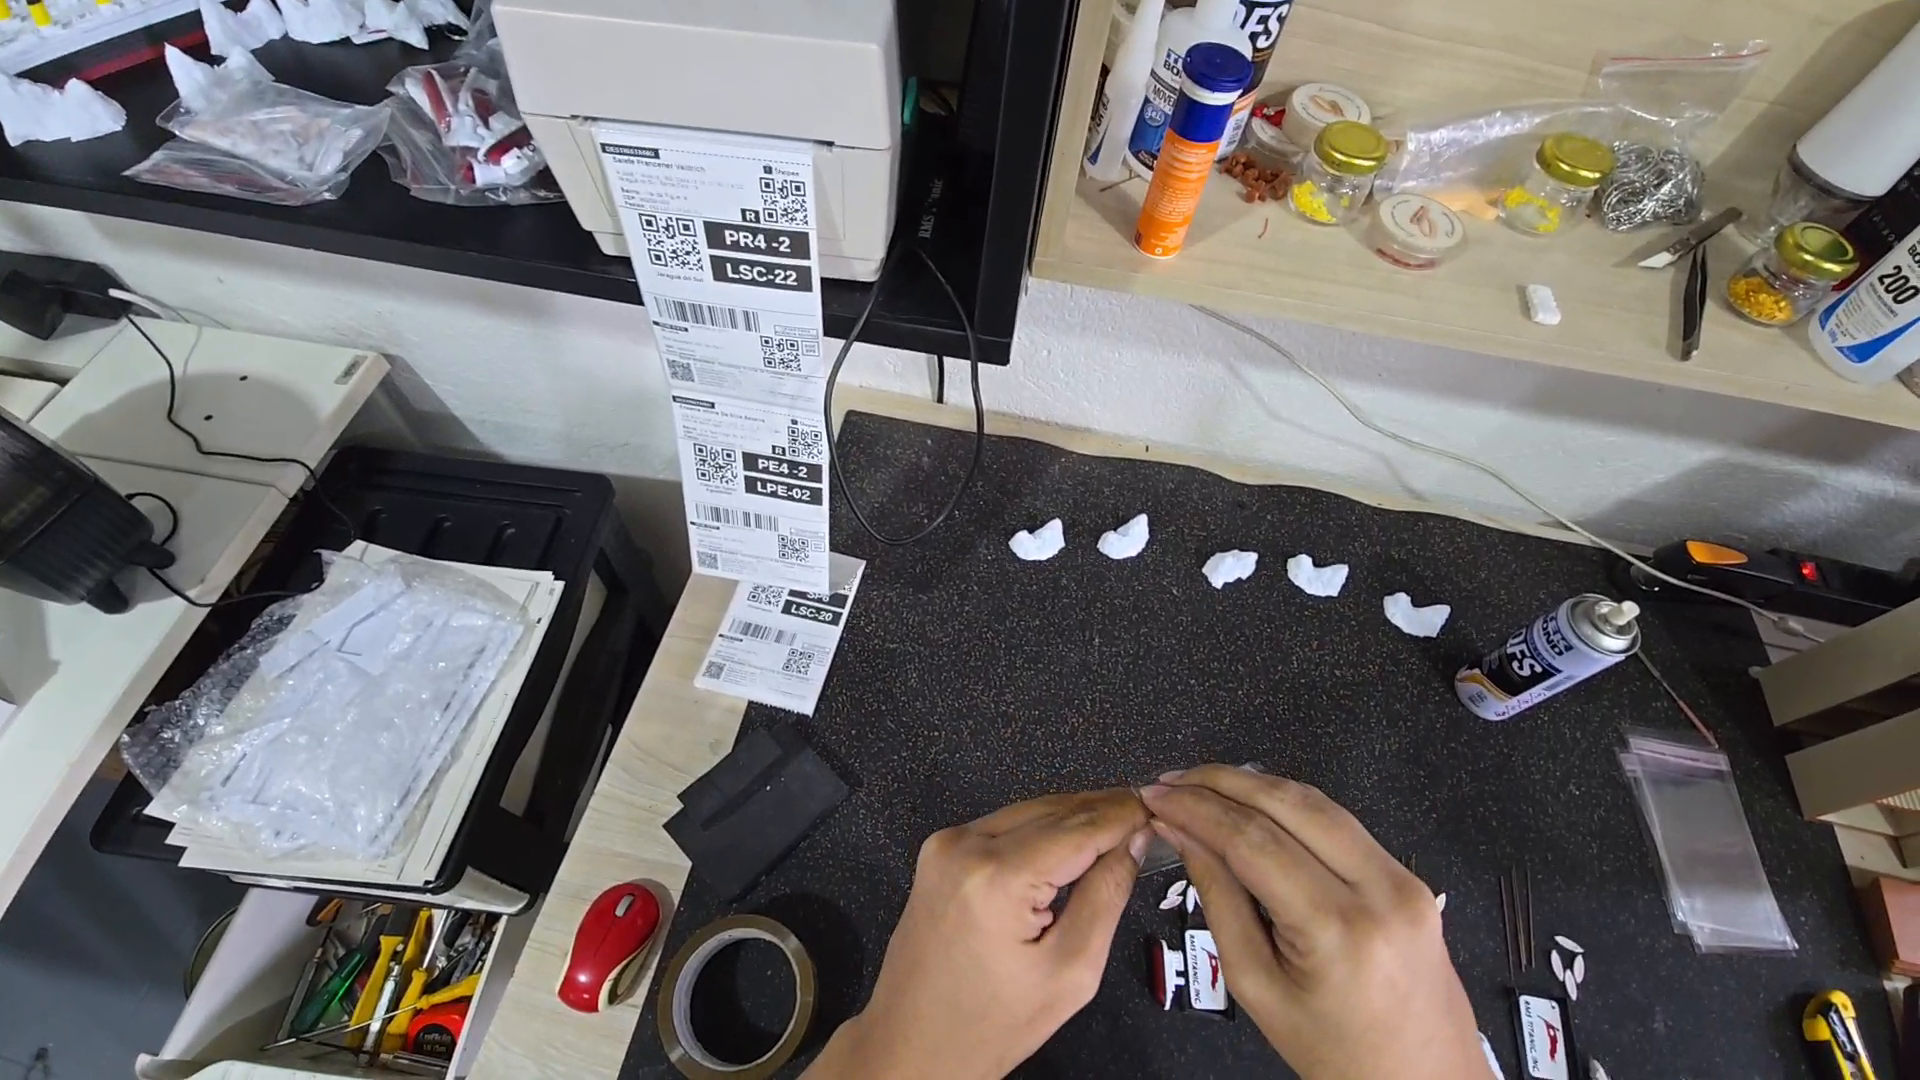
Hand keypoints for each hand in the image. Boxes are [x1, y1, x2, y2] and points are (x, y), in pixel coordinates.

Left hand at [804, 789, 1149, 1079]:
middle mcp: (966, 845)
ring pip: (1028, 810)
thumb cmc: (992, 1024)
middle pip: (1052, 810)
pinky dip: (1042, 826)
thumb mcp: (1069, 974)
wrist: (911, 1043)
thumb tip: (1132, 841)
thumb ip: (1105, 897)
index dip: (1121, 814)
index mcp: (997, 878)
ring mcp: (947, 842)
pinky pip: (1004, 824)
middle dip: (1102, 809)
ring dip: (1074, 814)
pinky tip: (1072, 836)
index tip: (1158, 809)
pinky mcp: (940, 848)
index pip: (1077, 828)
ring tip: (1119, 822)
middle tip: (1146, 812)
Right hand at [1141, 766, 1483, 1079]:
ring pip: (1314, 801)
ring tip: (1199, 783)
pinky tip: (1248, 800)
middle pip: (1286, 804)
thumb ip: (1218, 898)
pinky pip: (1336, 820)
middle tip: (1170, 780)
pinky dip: (1284, 802)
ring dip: (1250, 782)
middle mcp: (1381, 890)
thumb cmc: (1334, 1054)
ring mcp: (1403, 878)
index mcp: (1338, 929)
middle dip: (1219, 782)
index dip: (1196, 810)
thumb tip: (1180, 831)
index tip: (1154, 796)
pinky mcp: (1409, 875)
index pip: (1252, 841)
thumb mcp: (1256, 986)